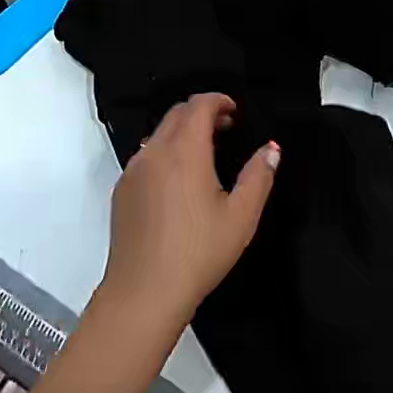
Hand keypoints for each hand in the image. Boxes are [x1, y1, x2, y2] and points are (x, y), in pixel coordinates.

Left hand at [97, 94, 279, 326]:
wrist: (144, 292)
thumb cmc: (196, 254)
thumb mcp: (241, 217)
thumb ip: (259, 176)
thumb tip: (270, 150)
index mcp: (184, 152)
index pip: (198, 105)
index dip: (218, 100)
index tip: (233, 110)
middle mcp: (154, 153)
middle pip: (176, 113)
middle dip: (201, 112)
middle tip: (225, 127)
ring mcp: (133, 171)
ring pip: (158, 134)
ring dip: (181, 132)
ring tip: (203, 153)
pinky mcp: (121, 190)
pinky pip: (144, 156)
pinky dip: (164, 153)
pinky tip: (178, 182)